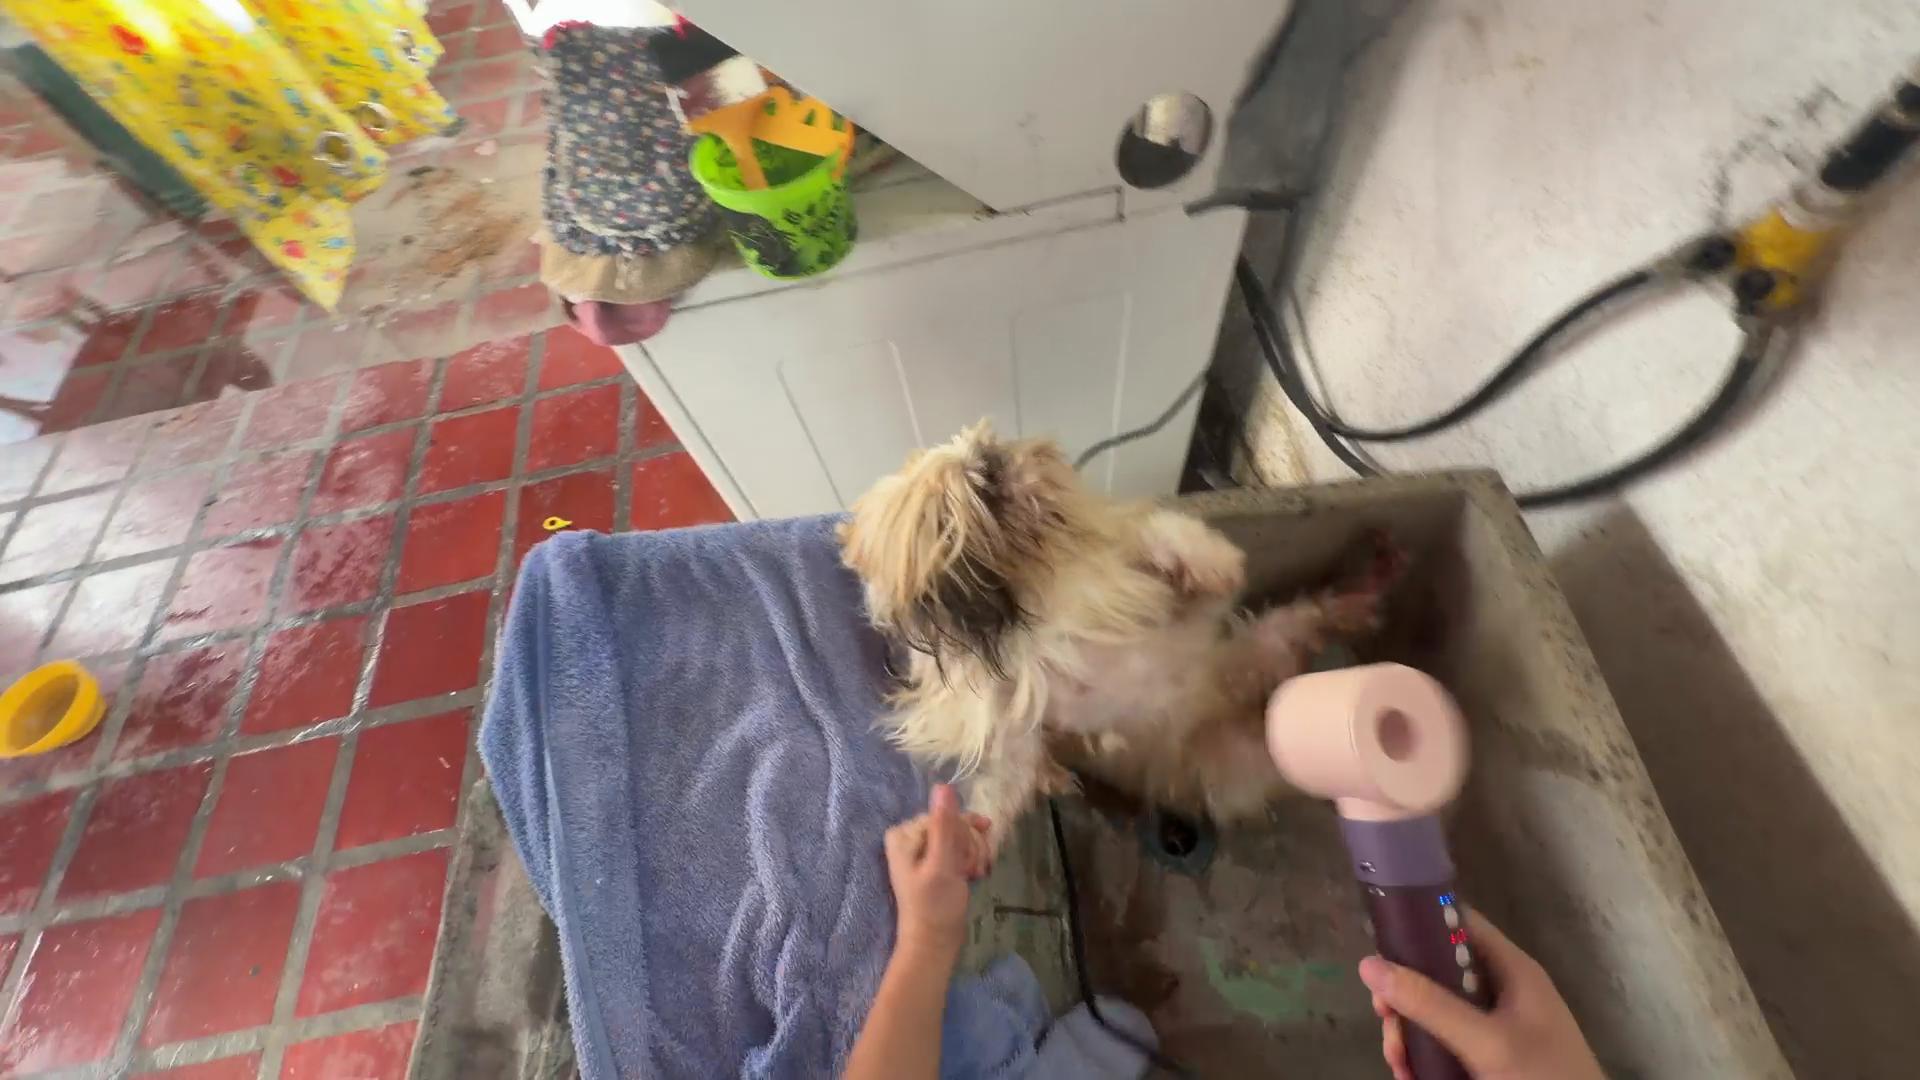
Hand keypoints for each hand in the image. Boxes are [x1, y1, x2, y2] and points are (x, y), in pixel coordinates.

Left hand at [883, 785, 992, 962]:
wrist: (935, 945)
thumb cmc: (935, 907)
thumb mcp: (941, 865)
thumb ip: (944, 826)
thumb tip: (943, 786)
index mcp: (904, 833)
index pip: (946, 816)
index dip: (963, 837)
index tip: (966, 863)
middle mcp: (910, 835)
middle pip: (955, 824)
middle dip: (969, 846)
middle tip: (970, 871)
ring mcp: (923, 847)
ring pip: (962, 834)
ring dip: (974, 853)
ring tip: (972, 875)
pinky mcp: (936, 859)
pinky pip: (961, 845)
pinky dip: (972, 858)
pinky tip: (974, 875)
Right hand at [1360, 909, 1604, 1079]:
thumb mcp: (1486, 1043)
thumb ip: (1428, 1003)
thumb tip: (1367, 964)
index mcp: (1511, 971)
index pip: (1457, 921)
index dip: (1417, 920)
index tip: (1379, 939)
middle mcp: (1500, 991)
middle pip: (1434, 969)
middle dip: (1403, 993)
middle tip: (1383, 1014)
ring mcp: (1495, 1028)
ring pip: (1432, 1009)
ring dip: (1406, 1031)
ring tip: (1398, 1062)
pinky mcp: (1488, 1060)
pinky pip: (1441, 1043)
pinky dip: (1420, 1056)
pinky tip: (1409, 1075)